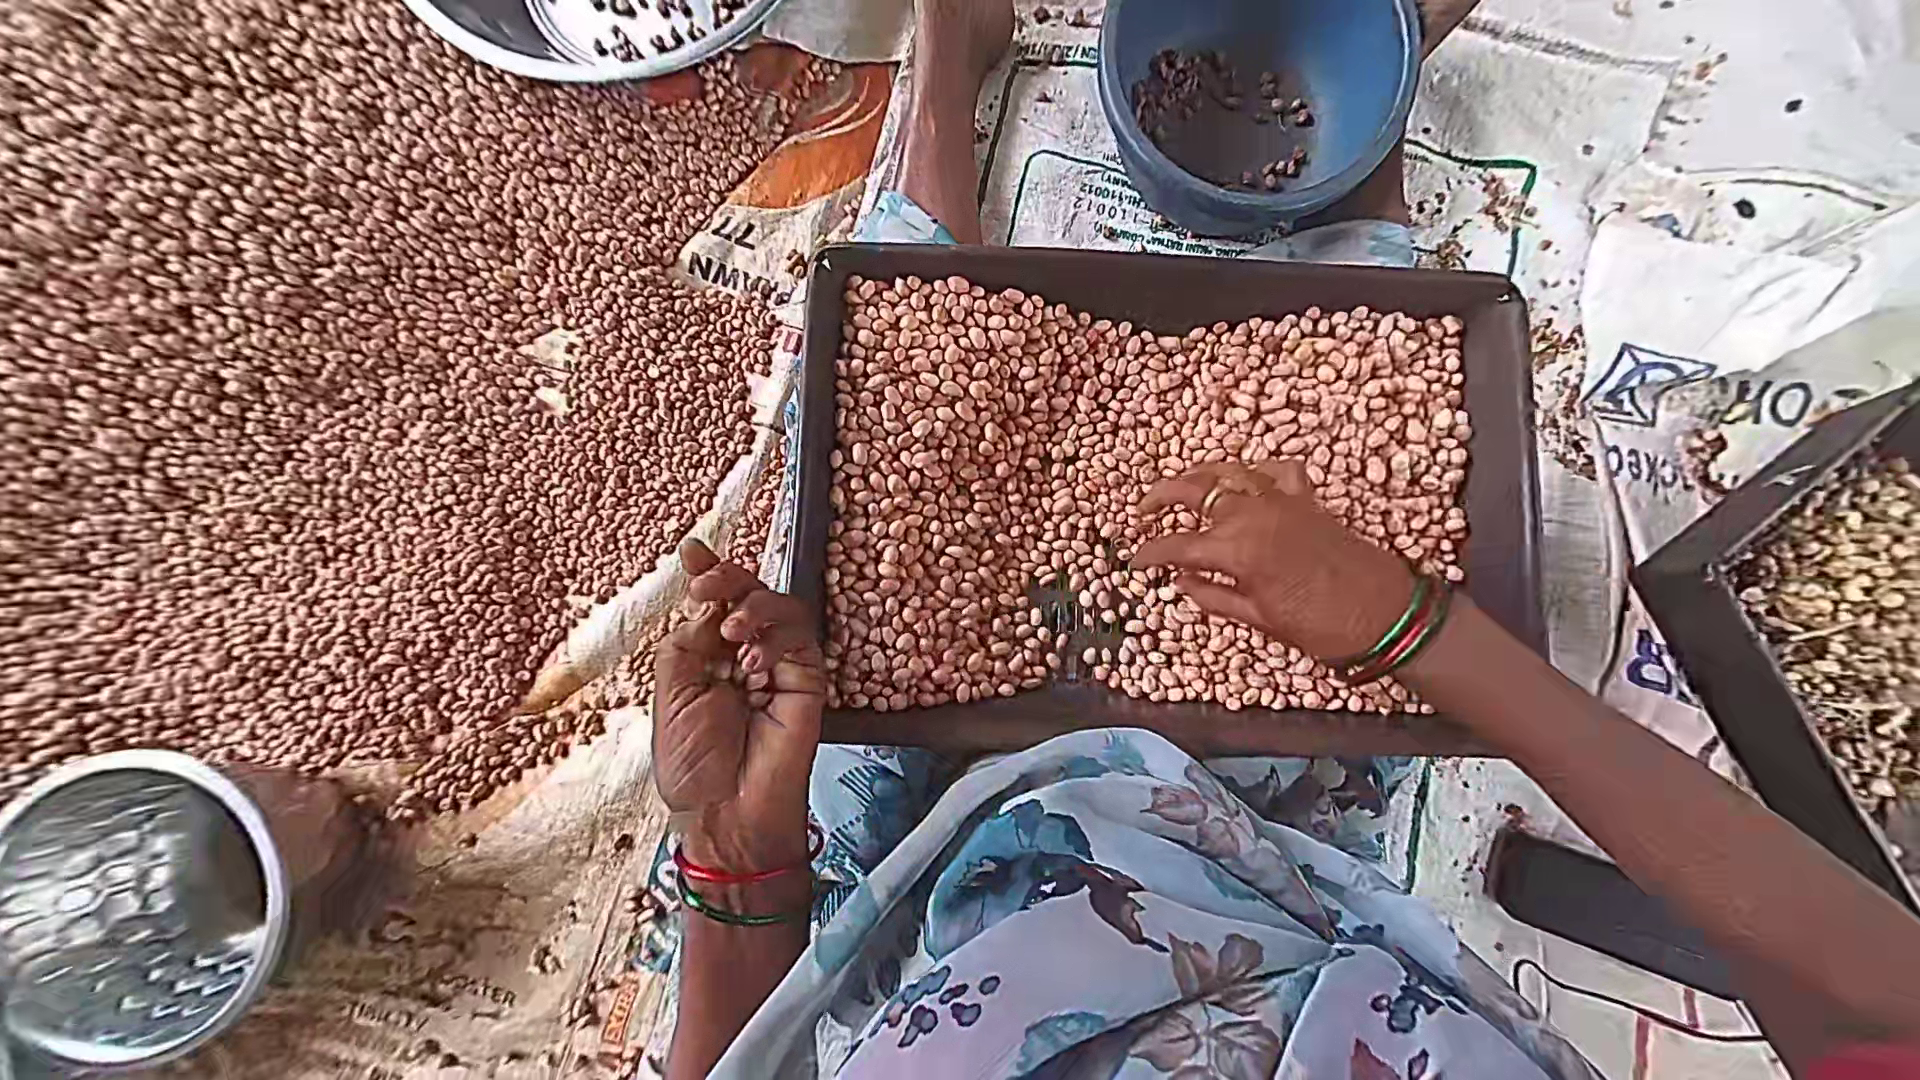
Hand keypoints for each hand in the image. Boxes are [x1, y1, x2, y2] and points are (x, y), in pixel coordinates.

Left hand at [654, 540, 823, 871]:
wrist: (726, 810)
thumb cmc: (694, 762)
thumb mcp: (672, 694)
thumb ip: (688, 642)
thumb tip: (704, 603)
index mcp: (714, 656)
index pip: (718, 603)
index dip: (710, 573)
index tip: (693, 549)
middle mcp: (749, 653)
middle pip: (752, 594)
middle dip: (730, 580)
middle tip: (708, 587)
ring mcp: (782, 663)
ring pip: (783, 608)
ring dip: (754, 607)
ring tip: (732, 631)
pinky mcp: (809, 677)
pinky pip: (801, 637)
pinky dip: (775, 639)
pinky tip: (754, 664)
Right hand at [1132, 460, 1416, 660]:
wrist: (1389, 617)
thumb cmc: (1321, 627)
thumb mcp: (1258, 619)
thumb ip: (1212, 595)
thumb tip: (1179, 580)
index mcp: (1237, 550)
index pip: (1176, 545)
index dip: (1149, 553)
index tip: (1136, 561)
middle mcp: (1254, 515)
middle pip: (1193, 490)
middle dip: (1160, 497)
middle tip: (1142, 511)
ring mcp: (1282, 501)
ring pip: (1229, 472)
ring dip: (1199, 476)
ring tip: (1182, 487)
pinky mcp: (1306, 500)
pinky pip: (1275, 472)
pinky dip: (1256, 472)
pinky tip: (1246, 482)